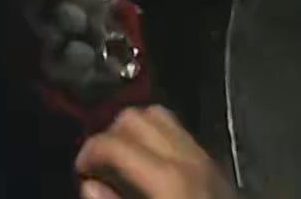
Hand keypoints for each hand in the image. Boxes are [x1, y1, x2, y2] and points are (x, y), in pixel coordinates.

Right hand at [76, 106, 237, 198]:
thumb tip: (88, 185)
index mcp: (167, 178)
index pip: (113, 143)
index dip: (89, 150)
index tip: (82, 168)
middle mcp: (186, 158)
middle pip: (133, 119)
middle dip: (110, 133)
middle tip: (102, 159)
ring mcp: (205, 159)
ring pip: (157, 116)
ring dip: (133, 126)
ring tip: (124, 150)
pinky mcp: (218, 168)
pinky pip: (180, 131)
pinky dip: (158, 132)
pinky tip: (153, 155)